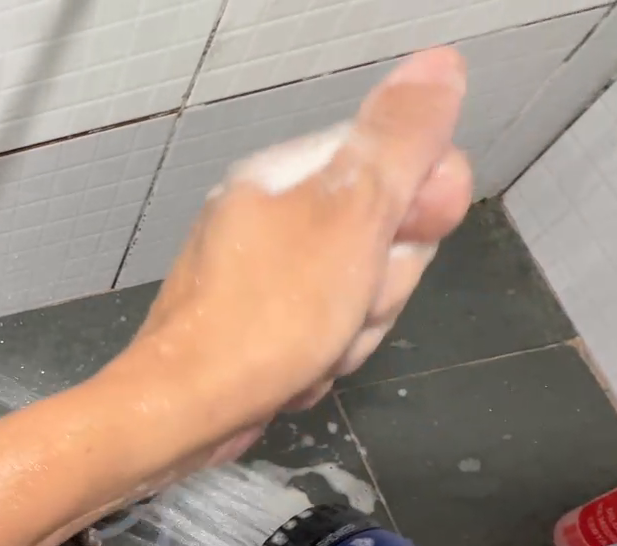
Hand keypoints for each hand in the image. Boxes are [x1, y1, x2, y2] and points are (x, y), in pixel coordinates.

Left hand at [119, 47, 475, 466]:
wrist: (181, 412)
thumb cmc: (263, 316)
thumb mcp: (347, 213)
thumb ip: (397, 138)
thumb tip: (435, 63)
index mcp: (278, 182)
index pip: (400, 160)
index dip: (426, 201)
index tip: (413, 233)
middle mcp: (265, 228)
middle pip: (384, 239)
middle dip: (380, 284)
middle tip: (343, 305)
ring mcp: (259, 287)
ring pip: (360, 298)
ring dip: (350, 333)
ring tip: (309, 350)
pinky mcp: (257, 338)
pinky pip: (324, 341)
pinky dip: (318, 364)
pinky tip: (288, 380)